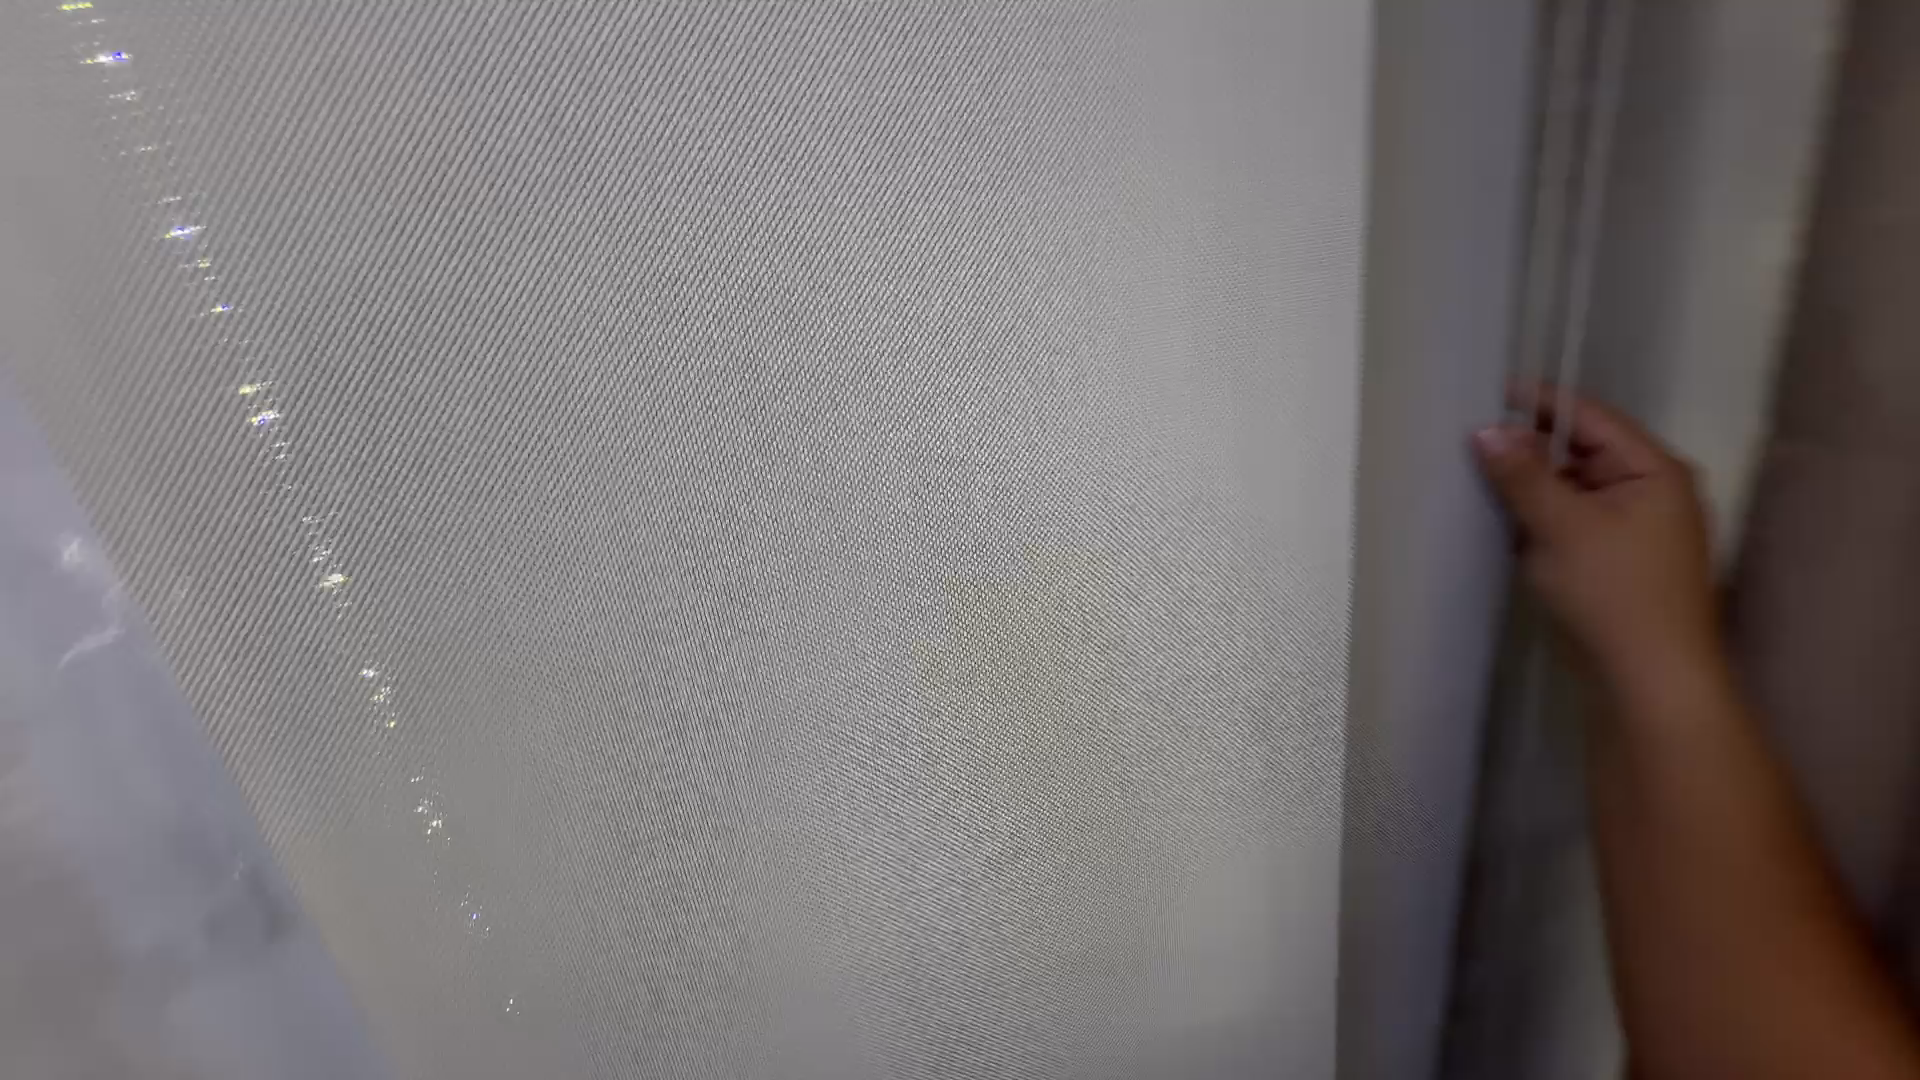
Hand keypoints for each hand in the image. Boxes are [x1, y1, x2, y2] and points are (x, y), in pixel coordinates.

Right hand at [1471, 385, 1720, 686]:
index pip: (1591, 418)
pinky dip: (1531, 510)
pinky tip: (1496, 513)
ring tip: (1473, 470)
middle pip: (1577, 450)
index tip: (1492, 388)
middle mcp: (1646, 489)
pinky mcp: (1606, 554)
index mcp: (1653, 471)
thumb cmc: (1612, 589)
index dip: (1542, 401)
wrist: (1644, 671)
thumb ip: (1522, 474)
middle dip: (1526, 443)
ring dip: (1525, 479)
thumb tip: (1483, 430)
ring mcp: (1627, 524)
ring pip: (1566, 485)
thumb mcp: (1561, 525)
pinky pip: (1563, 515)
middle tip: (1470, 436)